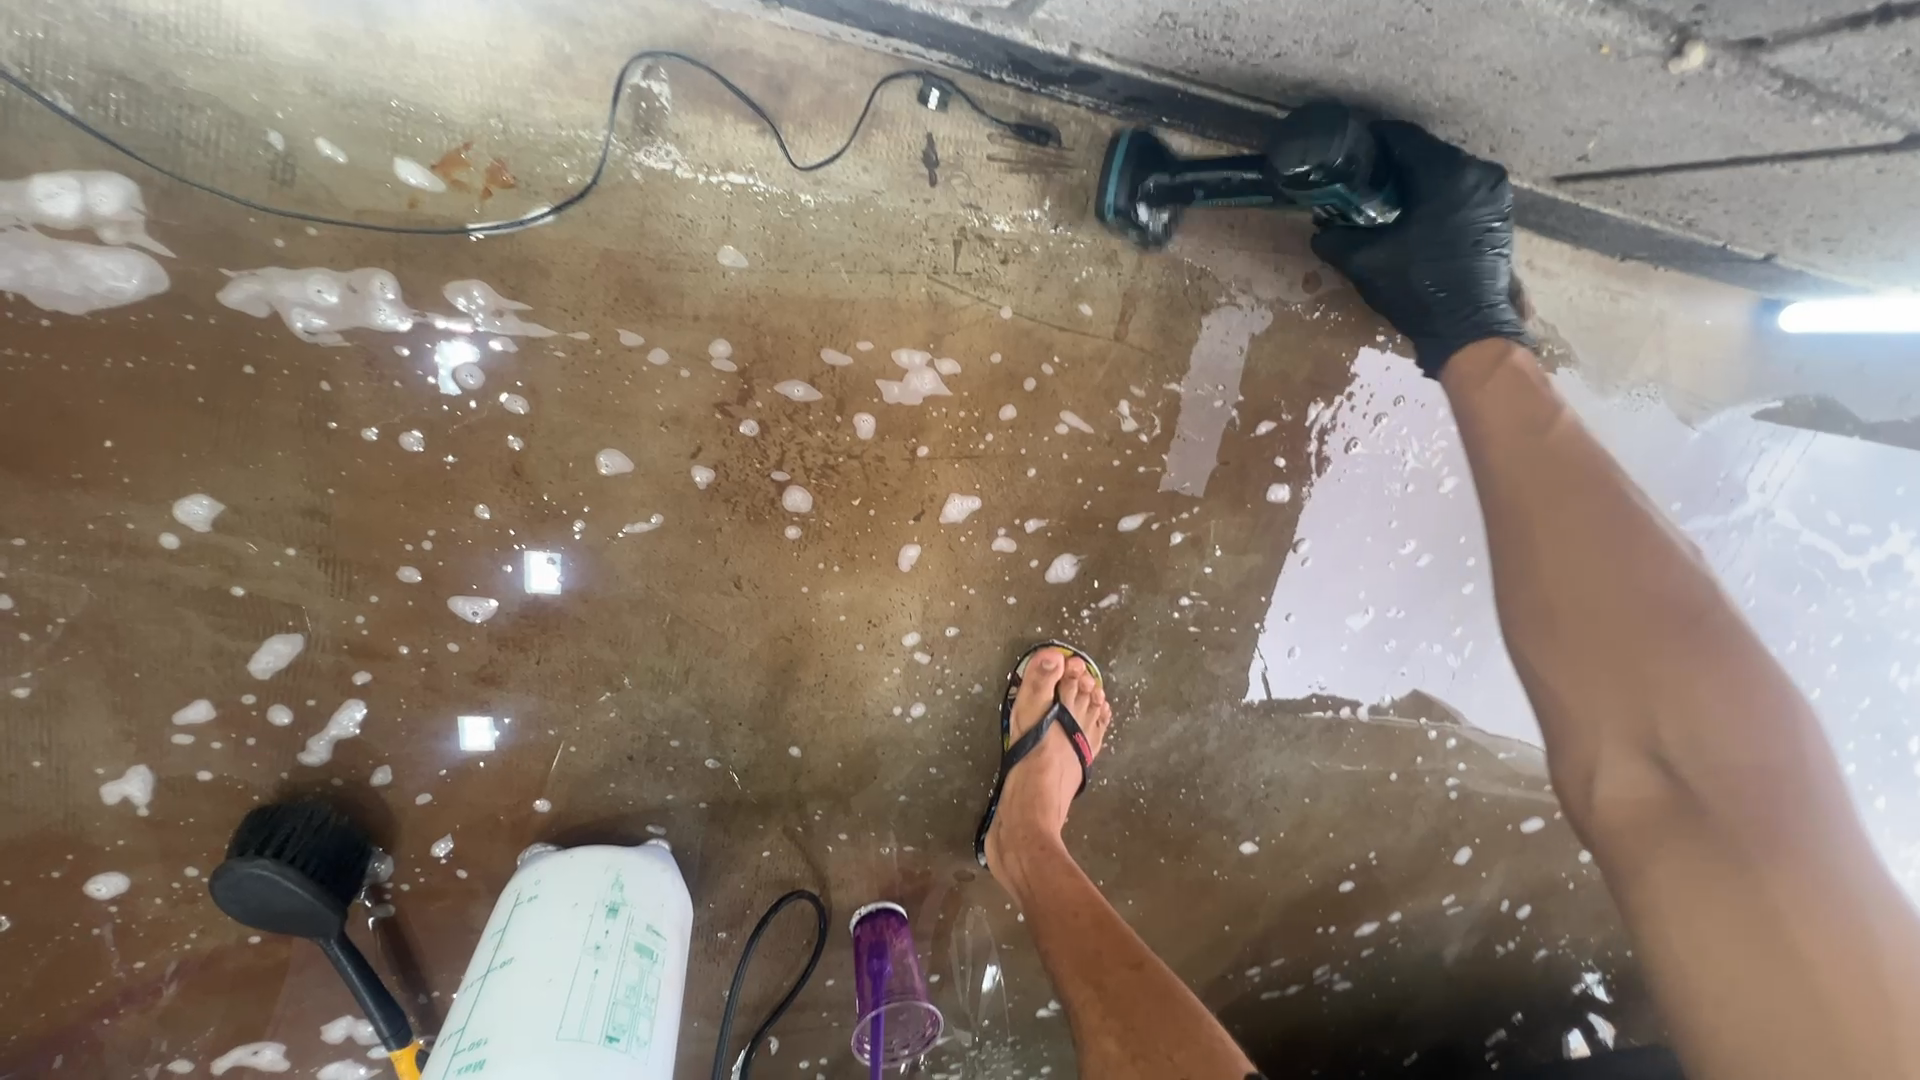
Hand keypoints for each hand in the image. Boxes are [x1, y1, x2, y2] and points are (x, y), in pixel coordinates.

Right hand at [1310, 121, 1528, 376]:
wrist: (1467, 327)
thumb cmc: (1416, 289)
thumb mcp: (1365, 263)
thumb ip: (1336, 239)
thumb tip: (1319, 228)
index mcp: (1445, 174)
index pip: (1402, 138)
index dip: (1372, 141)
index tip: (1350, 152)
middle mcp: (1477, 172)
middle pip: (1426, 153)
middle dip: (1392, 165)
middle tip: (1361, 181)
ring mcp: (1493, 192)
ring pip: (1445, 172)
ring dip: (1415, 182)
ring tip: (1384, 201)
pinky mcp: (1498, 212)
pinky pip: (1461, 191)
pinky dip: (1435, 196)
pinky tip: (1414, 217)